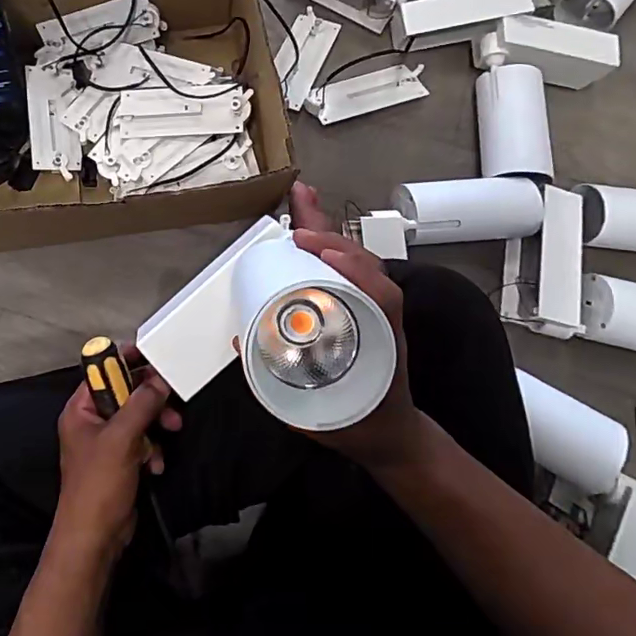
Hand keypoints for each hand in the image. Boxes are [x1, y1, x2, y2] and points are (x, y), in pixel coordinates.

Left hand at [51, 355, 180, 559]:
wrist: (95, 538)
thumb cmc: (98, 486)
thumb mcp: (122, 438)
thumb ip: (141, 404)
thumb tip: (159, 381)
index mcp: (80, 410)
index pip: (102, 372)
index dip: (125, 360)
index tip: (151, 353)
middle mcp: (91, 421)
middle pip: (125, 393)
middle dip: (150, 398)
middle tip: (170, 398)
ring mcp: (106, 442)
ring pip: (138, 416)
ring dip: (155, 424)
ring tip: (170, 431)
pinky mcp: (120, 460)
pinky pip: (142, 440)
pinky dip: (152, 448)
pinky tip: (156, 463)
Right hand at [285, 182, 429, 471]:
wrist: (391, 436)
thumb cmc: (358, 426)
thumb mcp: (315, 413)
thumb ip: (277, 382)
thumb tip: (243, 337)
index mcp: (380, 341)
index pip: (376, 293)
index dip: (350, 266)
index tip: (316, 247)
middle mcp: (382, 318)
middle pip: (363, 262)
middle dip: (329, 229)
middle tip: (301, 198)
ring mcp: (377, 312)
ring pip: (359, 261)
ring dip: (330, 232)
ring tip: (304, 205)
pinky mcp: (367, 311)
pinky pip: (352, 273)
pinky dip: (332, 250)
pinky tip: (313, 238)